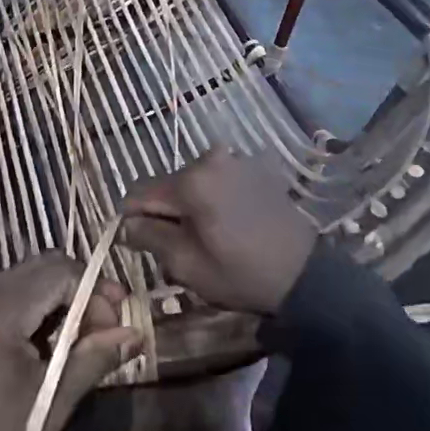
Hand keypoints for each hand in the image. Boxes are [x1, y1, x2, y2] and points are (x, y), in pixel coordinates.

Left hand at [0, 253, 139, 430]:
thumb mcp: (51, 401)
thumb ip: (94, 358)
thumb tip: (136, 333)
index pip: (63, 272)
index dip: (96, 292)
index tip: (115, 324)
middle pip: (47, 265)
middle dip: (82, 289)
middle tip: (104, 325)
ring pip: (30, 274)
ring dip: (61, 295)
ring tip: (79, 334)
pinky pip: (10, 288)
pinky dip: (37, 303)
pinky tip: (47, 337)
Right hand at [121, 148, 316, 314]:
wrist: (304, 273)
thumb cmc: (241, 273)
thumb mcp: (187, 264)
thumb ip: (150, 237)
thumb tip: (126, 224)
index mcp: (192, 179)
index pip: (139, 192)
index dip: (134, 220)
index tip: (143, 244)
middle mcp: (211, 157)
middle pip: (167, 185)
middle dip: (166, 213)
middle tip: (180, 248)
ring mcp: (236, 159)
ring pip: (193, 183)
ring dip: (190, 206)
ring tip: (208, 237)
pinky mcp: (254, 167)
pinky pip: (217, 180)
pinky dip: (213, 199)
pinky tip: (229, 224)